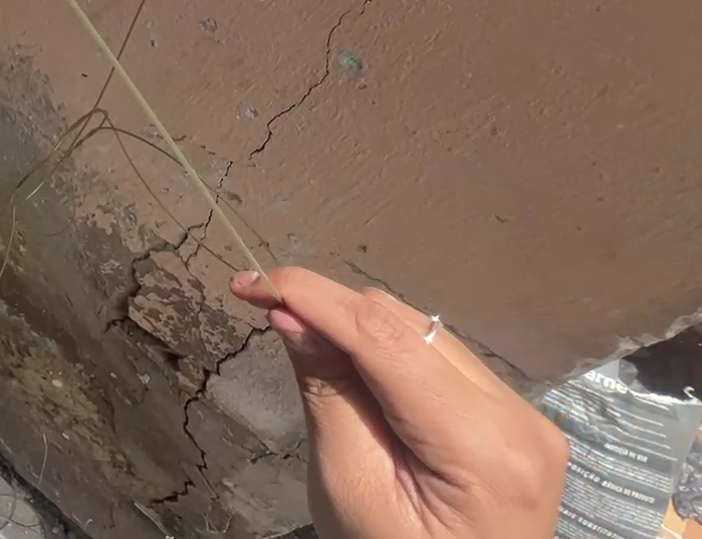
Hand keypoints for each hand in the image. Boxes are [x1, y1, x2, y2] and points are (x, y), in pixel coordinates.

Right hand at [232, 268, 567, 538]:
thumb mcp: (347, 481)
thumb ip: (326, 390)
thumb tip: (287, 314)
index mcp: (481, 443)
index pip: (382, 335)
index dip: (307, 294)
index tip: (244, 283)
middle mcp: (515, 413)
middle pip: (399, 321)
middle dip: (322, 304)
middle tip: (259, 307)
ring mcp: (519, 411)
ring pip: (412, 324)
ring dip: (346, 318)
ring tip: (299, 336)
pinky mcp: (508, 412)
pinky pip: (429, 346)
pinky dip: (374, 338)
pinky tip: (343, 356)